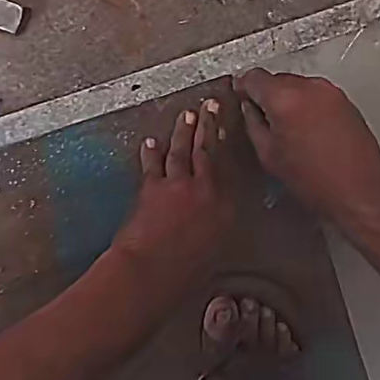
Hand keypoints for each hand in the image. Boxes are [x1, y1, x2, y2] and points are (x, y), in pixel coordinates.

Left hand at [111, 98, 235, 280]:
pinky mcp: (152, 189)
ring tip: (186, 115)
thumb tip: (219, 224)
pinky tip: (151, 142)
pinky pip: (153, 165)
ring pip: (181, 151)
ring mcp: (177, 187)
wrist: (151, 273)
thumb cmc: (185, 274)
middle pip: (206, 150)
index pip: (228, 166)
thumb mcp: (216, 252)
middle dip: (208, 125)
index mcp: (225, 207)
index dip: (225, 143)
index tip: (226, 126)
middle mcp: (204, 191)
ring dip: (183, 131)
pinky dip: (151, 153)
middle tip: (209, 105)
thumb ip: (219, 230)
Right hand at [232, 68, 379, 223]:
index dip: (243, 88)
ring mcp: (330, 92)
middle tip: (261, 120)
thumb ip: (253, 124)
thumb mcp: (269, 156)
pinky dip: (307, 107)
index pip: (254, 77)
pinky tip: (307, 132)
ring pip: (297, 87)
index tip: (240, 97)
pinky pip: (316, 96)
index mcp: (285, 98)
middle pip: (277, 80)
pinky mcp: (345, 101)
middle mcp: (309, 87)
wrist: (360, 193)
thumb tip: (249, 109)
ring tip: (288, 131)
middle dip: (267, 96)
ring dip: (288, 101)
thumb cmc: (317, 182)